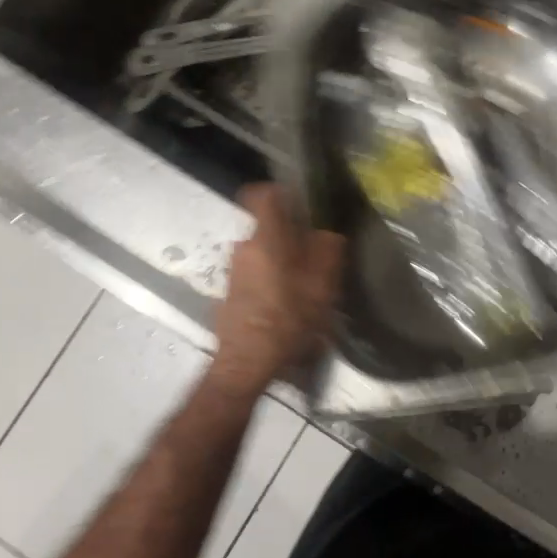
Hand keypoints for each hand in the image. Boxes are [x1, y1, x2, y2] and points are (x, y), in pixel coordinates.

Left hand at [210, 184, 345, 395]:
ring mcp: (232, 271)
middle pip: (268, 228)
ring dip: (281, 263)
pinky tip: (286, 308)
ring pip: (262, 253)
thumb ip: (328, 251)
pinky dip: (269, 282)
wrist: (246, 365)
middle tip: (315, 257)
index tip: (298, 201)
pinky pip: (254, 274)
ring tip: (304, 288)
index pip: (261, 195)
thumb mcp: (322, 287)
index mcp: (266, 239)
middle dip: (291, 238)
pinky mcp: (228, 293)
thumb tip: (328, 232)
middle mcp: (243, 248)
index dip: (278, 191)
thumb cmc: (287, 320)